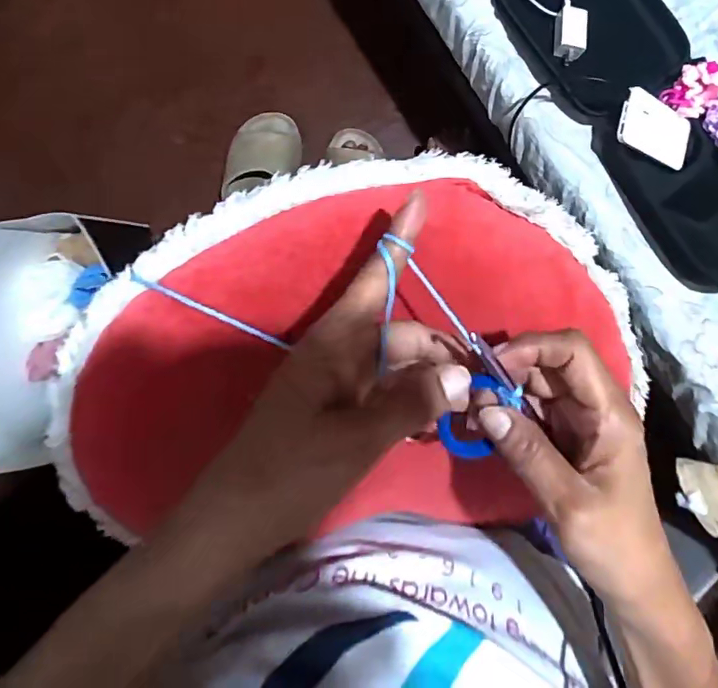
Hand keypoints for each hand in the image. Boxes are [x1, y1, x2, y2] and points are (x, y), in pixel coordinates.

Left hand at [171, 192, 469, 548]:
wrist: (233, 520)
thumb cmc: (290, 472)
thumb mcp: (356, 440)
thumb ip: (409, 403)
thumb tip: (460, 373)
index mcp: (336, 341)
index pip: (375, 278)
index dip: (400, 240)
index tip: (418, 197)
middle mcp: (337, 350)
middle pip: (402, 333)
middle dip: (442, 352)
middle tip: (483, 386)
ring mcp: (336, 379)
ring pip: (396, 364)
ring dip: (429, 382)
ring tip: (465, 411)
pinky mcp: (336, 407)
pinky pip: (383, 391)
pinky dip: (410, 403)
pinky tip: (433, 427)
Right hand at [476, 329, 680, 610]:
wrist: (636, 587)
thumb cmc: (614, 544)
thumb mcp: (569, 503)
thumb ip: (528, 452)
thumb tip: (485, 407)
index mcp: (609, 412)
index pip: (573, 351)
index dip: (533, 346)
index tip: (494, 364)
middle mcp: (595, 406)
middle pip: (550, 363)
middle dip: (510, 366)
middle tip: (472, 387)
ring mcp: (579, 421)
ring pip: (536, 384)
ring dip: (502, 389)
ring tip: (471, 406)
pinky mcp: (564, 438)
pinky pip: (531, 411)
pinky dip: (506, 411)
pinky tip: (481, 422)